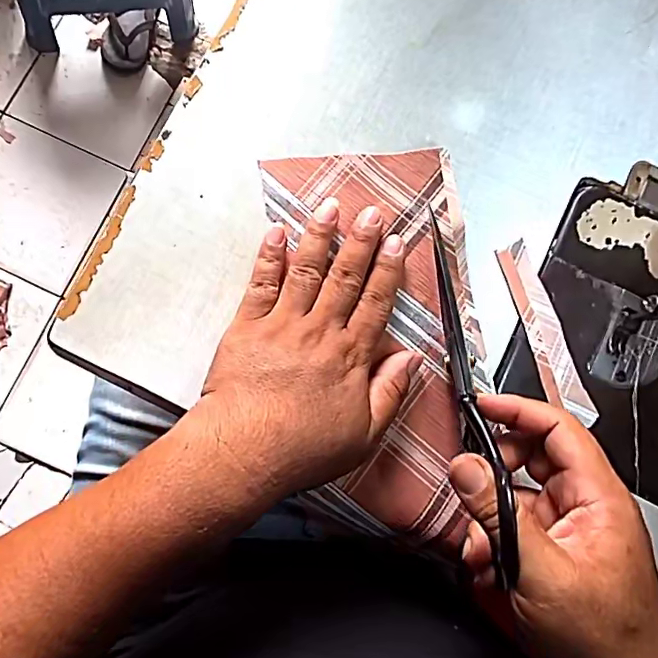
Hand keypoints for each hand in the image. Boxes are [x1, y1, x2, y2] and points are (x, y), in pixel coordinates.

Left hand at [191, 198, 420, 501]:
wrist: (246, 449)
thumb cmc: (302, 447)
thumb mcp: (364, 434)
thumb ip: (390, 392)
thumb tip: (410, 361)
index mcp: (349, 355)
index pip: (375, 302)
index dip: (389, 270)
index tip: (397, 243)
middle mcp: (319, 332)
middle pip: (345, 277)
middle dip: (361, 242)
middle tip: (372, 214)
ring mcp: (282, 325)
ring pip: (306, 271)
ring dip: (320, 237)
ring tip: (330, 208)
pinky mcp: (248, 327)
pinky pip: (261, 284)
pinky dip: (269, 257)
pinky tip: (276, 234)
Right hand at [448, 394, 657, 657]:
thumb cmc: (608, 640)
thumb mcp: (541, 572)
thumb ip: (498, 515)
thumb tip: (468, 467)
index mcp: (598, 497)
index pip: (559, 428)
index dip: (518, 410)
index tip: (483, 405)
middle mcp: (586, 504)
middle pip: (531, 457)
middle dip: (493, 472)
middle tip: (470, 485)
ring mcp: (569, 525)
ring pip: (517, 493)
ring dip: (490, 514)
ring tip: (482, 546)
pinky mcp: (555, 547)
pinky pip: (516, 523)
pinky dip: (496, 537)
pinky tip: (491, 566)